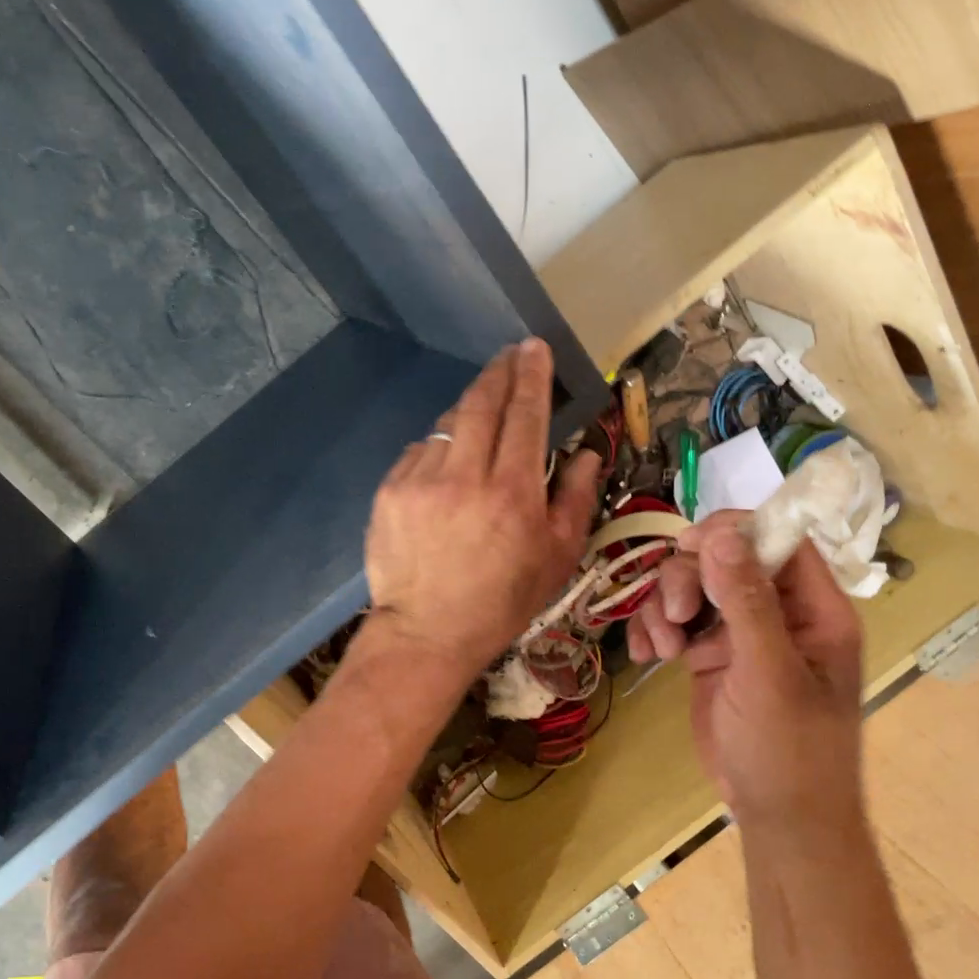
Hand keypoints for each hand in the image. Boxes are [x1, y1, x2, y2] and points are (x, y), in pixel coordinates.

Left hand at [364, 339, 601, 673]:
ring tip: (483, 411)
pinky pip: (419, 452)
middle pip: (481, 403)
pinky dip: (439, 447)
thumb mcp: (556, 558)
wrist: (426, 631)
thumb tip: (588, 452)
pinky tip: (448, 463)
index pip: (525, 414)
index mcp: (512, 492)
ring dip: (469, 410)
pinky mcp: (389, 491)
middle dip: (498, 371)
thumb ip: (576, 498)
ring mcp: (420, 481)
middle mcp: (464, 476)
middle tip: (510, 355)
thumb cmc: (501, 601)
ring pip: (448, 424)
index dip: (531, 375)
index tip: (534, 348)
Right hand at [627, 512, 865, 829]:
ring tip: (663, 650)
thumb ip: (747, 602)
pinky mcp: (708, 652)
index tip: (690, 545)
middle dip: (688, 580)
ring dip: (664, 608)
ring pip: (690, 585)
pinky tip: (646, 656)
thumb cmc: (790, 749)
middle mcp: (777, 611)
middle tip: (677, 615)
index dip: (732, 532)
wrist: (776, 814)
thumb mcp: (768, 673)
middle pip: (721, 558)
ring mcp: (740, 632)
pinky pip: (671, 619)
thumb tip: (722, 535)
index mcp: (814, 609)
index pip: (777, 540)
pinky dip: (652, 630)